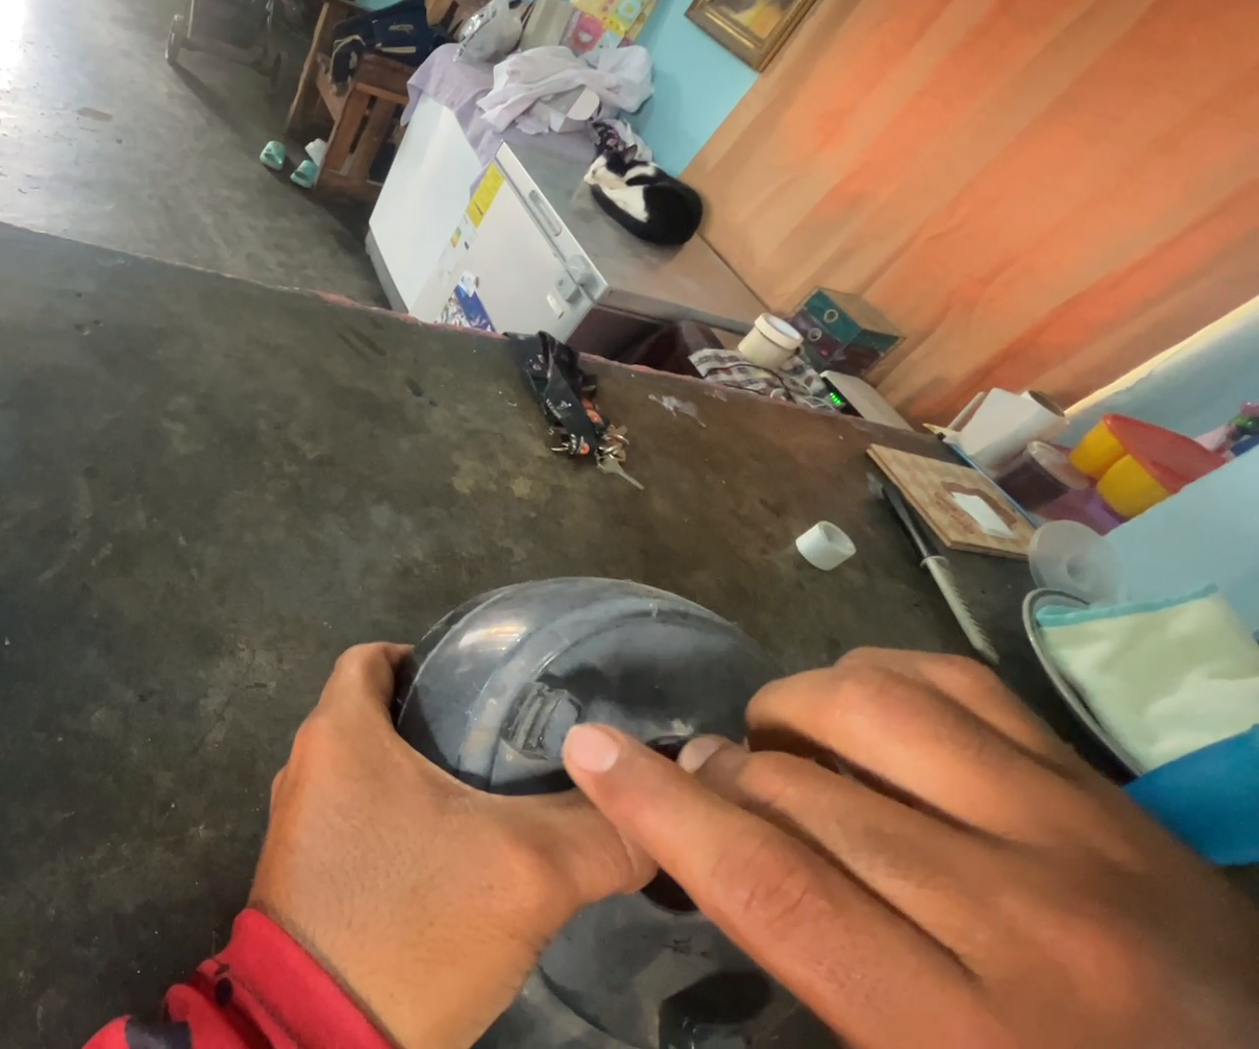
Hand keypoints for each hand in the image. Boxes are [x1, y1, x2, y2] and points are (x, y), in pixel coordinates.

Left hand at [250, 643, 655, 1048]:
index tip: (486, 681)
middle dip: (438, 717)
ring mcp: (300, 821)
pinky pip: (359, 816)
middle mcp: (308, 764)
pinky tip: (459, 852)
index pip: (373, 656)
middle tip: (509, 736)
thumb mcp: (526, 873)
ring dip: (423, 773)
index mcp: (339, 733)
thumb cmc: (413, 926)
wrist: (326, 1041)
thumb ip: (601, 831)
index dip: (427, 654)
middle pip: (376, 711)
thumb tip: (663, 807)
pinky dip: (402, 817)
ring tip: (497, 792)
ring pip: (369, 768)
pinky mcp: (307, 870)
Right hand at [562, 648, 1258, 1047]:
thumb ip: (796, 958)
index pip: (770, 883)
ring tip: (778, 747)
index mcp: (961, 1027)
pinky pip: (950, 681)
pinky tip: (854, 717)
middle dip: (716, 771)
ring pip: (868, 709)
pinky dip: (870, 680)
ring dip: (785, 714)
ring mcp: (1079, 835)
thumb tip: (705, 838)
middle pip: (801, 791)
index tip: (590, 750)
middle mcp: (1026, 918)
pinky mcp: (1104, 788)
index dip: (659, 806)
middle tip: (700, 780)